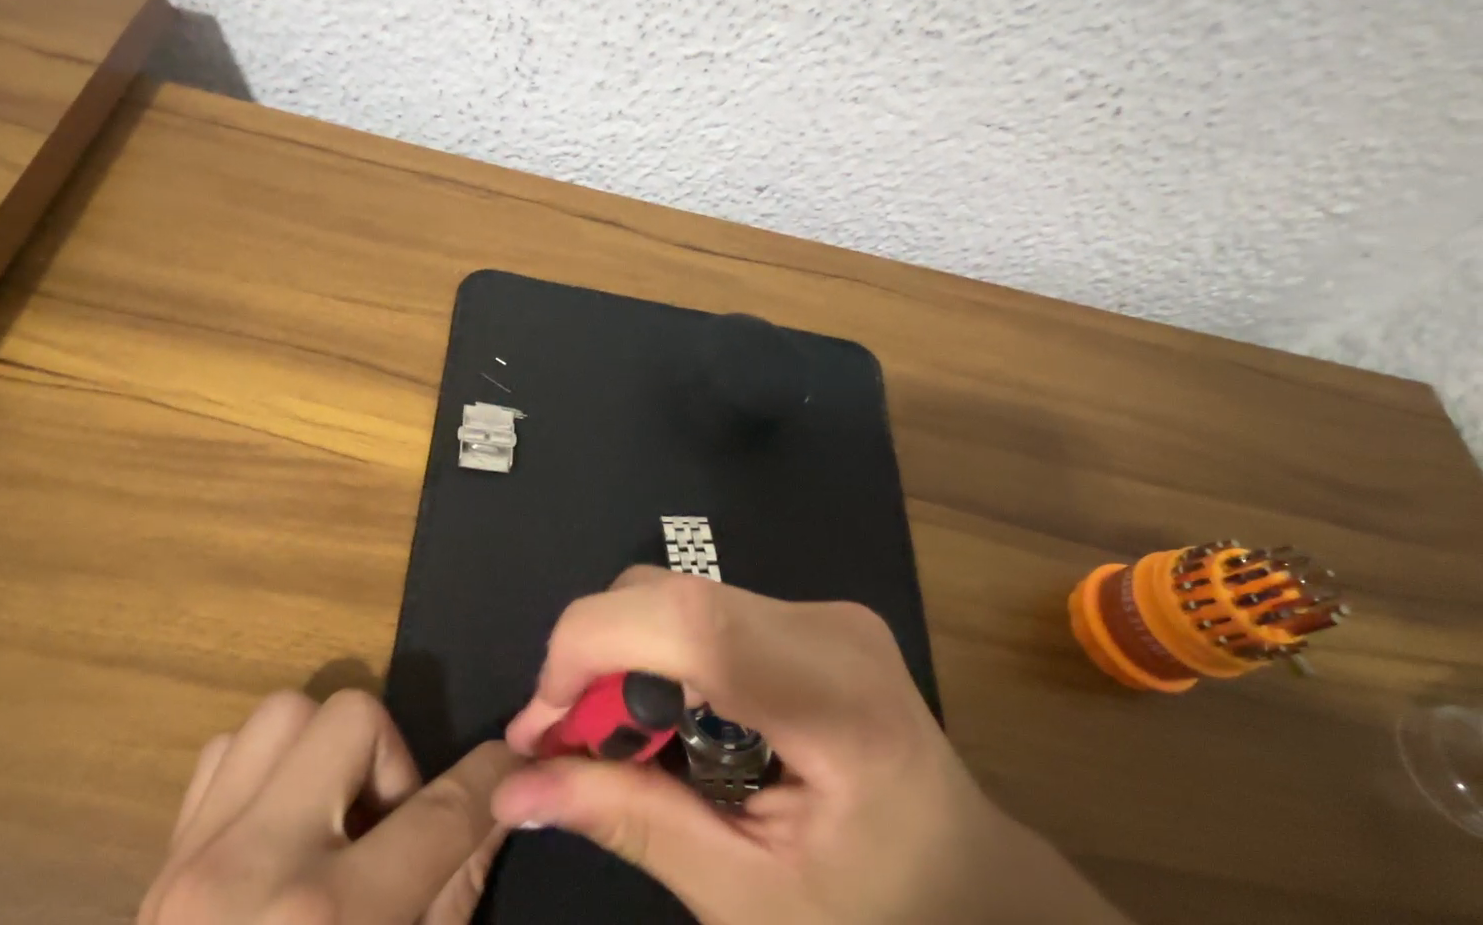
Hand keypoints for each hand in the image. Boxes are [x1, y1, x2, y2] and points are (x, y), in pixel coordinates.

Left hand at [140, 689, 520, 924]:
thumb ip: (457, 886)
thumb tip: (500, 796)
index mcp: (332, 919)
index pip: (440, 813)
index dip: (493, 778)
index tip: (511, 765)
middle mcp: (257, 868)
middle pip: (352, 718)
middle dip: (391, 760)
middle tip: (388, 831)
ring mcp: (196, 856)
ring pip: (283, 715)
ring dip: (326, 753)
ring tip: (332, 823)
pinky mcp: (164, 855)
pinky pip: (228, 750)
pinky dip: (269, 770)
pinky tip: (282, 830)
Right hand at [497, 567, 1130, 924]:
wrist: (976, 888)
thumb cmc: (879, 915)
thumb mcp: (750, 899)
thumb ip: (633, 824)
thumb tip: (514, 786)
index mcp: (838, 701)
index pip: (693, 624)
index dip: (592, 648)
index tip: (541, 725)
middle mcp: (828, 628)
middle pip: (670, 597)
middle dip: (591, 661)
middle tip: (564, 747)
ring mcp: (822, 614)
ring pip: (674, 598)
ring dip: (618, 662)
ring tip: (612, 748)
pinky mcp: (806, 620)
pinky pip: (698, 613)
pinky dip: (653, 659)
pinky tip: (662, 727)